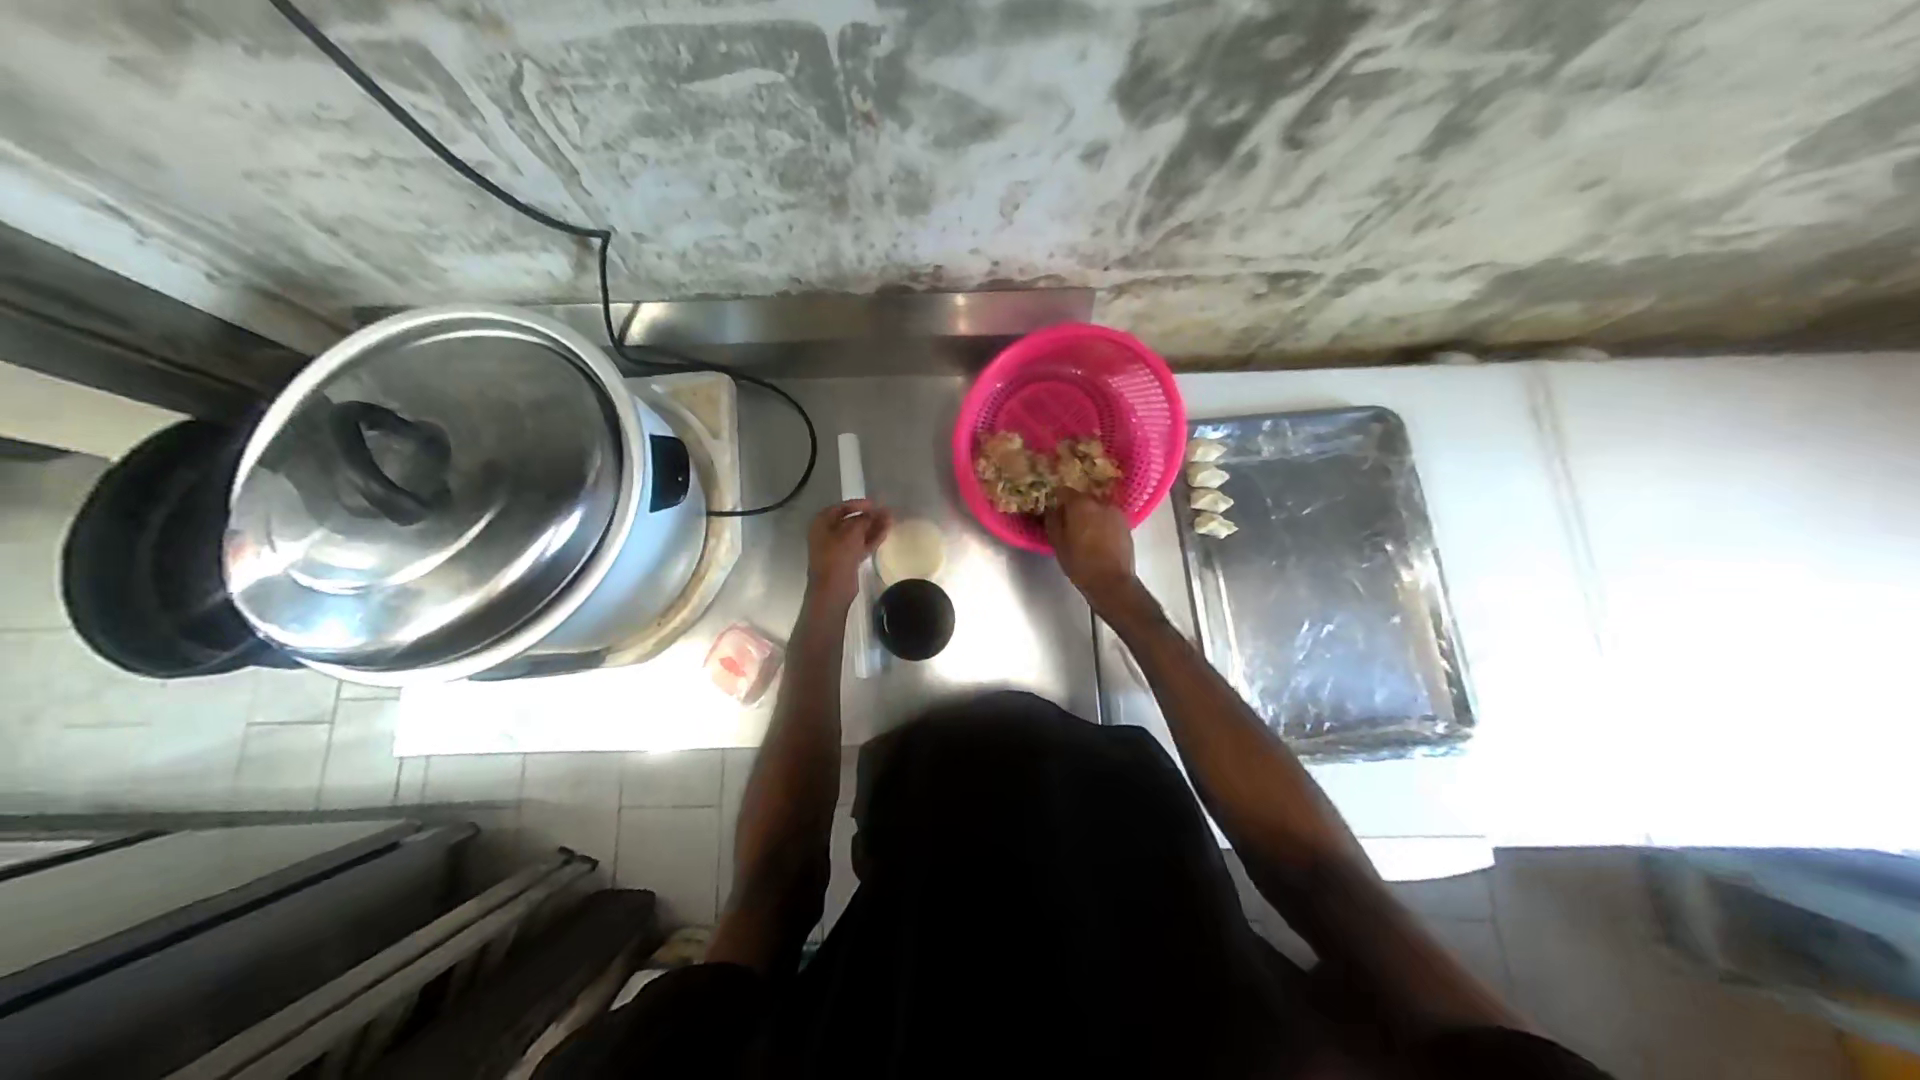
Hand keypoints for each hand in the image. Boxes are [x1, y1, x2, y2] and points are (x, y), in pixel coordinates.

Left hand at [806, 499, 890, 608]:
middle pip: (852, 521)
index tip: (875, 504)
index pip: (842, 507)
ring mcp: (838, 547)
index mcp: (822, 523)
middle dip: (869, 516)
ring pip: (858, 533)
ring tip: (891, 520)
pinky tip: (886, 532)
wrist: (833, 588)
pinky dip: (872, 538)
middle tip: (887, 512)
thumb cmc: (838, 555)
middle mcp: (828, 533)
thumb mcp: (852, 532)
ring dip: (873, 527)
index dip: (859, 504)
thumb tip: (876, 512)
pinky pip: (861, 545)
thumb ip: (865, 519)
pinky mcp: (847, 559)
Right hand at [1045, 489, 1135, 613]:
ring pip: (1098, 508)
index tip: (1053, 507)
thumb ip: (1053, 521)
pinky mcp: (1126, 525)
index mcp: (1081, 505)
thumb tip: (1053, 509)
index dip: (1057, 498)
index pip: (1065, 491)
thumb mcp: (1058, 543)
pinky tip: (1097, 538)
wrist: (1112, 582)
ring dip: (1090, 515)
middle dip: (1075, 507)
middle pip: (1083, 498)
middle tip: (1068, 522)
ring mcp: (1116, 513)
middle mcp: (1101, 503)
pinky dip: (1102, 523)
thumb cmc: (1080, 563)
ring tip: (1084, 532)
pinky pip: (1109, 518)